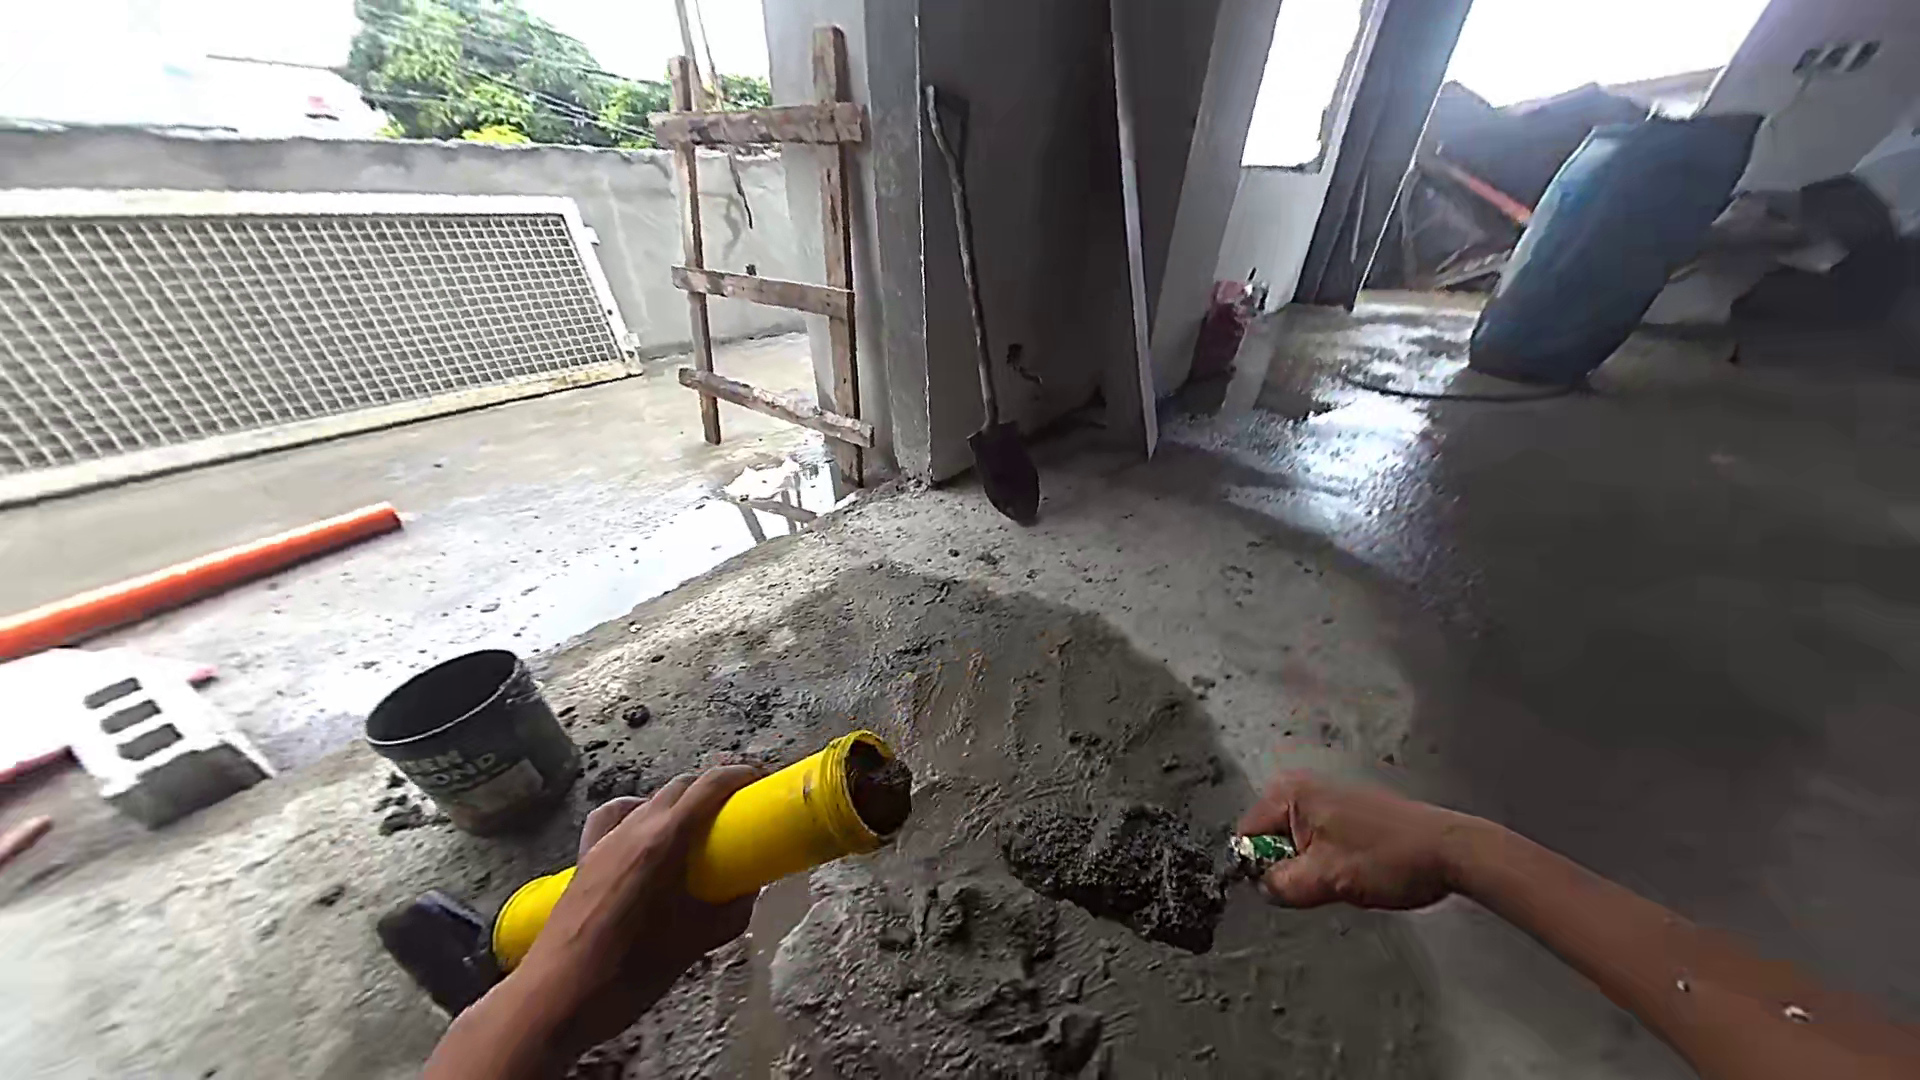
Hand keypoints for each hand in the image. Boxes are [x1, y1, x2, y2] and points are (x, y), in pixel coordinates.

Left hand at [510, 767, 760, 1054]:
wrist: (551, 1002)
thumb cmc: (626, 972)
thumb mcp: (694, 943)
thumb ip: (731, 912)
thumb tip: (750, 891)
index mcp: (666, 839)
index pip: (711, 784)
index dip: (741, 774)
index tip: (760, 781)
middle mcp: (636, 827)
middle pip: (684, 784)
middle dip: (715, 785)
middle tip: (735, 807)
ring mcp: (607, 839)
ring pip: (653, 797)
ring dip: (681, 798)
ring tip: (696, 821)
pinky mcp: (586, 856)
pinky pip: (616, 815)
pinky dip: (637, 811)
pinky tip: (644, 829)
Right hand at [1236, 769, 1474, 909]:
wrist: (1451, 851)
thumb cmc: (1388, 858)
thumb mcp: (1328, 879)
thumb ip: (1282, 885)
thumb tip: (1259, 888)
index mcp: (1287, 793)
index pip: (1247, 834)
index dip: (1260, 865)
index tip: (1289, 885)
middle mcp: (1298, 787)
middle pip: (1269, 837)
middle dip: (1289, 865)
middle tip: (1323, 880)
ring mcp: (1321, 795)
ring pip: (1294, 842)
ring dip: (1310, 865)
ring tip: (1344, 874)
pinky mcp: (1341, 808)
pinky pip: (1314, 838)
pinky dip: (1327, 857)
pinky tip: (1356, 866)